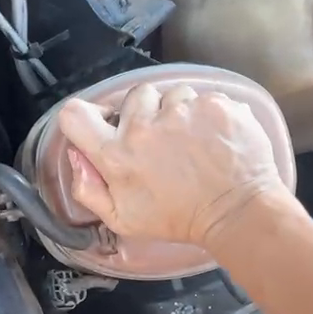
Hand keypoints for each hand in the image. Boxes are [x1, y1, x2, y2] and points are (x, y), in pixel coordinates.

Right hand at [56, 83, 291, 249]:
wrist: (237, 213)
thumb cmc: (177, 218)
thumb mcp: (120, 219)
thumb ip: (87, 189)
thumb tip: (76, 155)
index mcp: (115, 155)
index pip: (75, 114)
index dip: (87, 115)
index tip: (104, 124)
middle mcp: (143, 128)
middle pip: (131, 97)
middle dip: (143, 113)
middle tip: (159, 138)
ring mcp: (182, 112)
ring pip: (171, 94)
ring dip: (177, 111)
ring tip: (190, 137)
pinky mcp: (215, 105)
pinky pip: (203, 96)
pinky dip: (207, 113)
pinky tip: (213, 136)